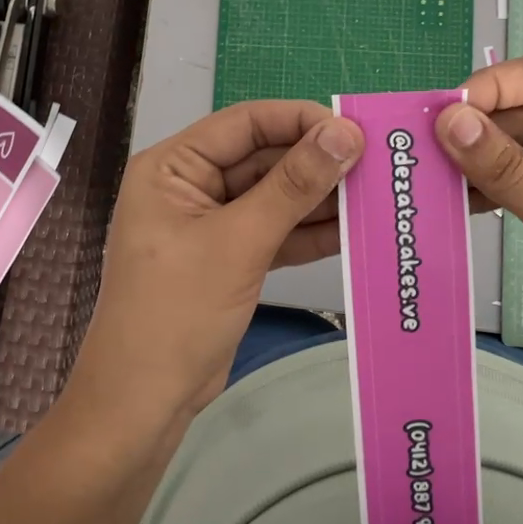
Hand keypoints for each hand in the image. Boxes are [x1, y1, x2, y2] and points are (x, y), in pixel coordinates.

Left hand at [70, 100, 364, 419]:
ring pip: (274, 197)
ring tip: (375, 194)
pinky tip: (352, 230)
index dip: (300, 121)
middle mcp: (190, 186)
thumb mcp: (239, 242)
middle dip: (316, 162)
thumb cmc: (177, 312)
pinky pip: (275, 232)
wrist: (144, 402)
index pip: (245, 123)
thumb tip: (344, 133)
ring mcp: (210, 224)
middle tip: (378, 164)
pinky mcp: (229, 259)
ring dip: (319, 198)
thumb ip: (293, 185)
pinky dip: (308, 232)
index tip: (355, 130)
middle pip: (263, 158)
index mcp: (172, 167)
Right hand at [433, 54, 522, 384]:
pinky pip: (520, 180)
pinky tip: (456, 200)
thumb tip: (449, 120)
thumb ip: (509, 171)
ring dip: (478, 158)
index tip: (444, 113)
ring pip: (519, 147)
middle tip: (422, 149)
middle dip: (479, 127)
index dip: (496, 86)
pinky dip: (488, 186)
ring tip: (432, 175)